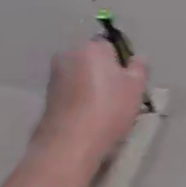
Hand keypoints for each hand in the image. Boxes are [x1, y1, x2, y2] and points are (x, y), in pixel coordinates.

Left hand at [30, 39, 149, 166]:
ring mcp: (54, 75)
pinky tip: (84, 118)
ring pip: (78, 76)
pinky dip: (76, 100)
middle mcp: (68, 54)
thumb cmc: (108, 110)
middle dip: (102, 73)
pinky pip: (68, 92)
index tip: (126, 84)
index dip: (120, 64)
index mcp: (91, 47)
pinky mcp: (46, 95)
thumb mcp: (135, 89)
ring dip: (88, 87)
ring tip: (99, 112)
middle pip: (91, 60)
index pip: (109, 45)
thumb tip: (138, 58)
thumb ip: (139, 68)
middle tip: (115, 99)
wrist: (70, 141)